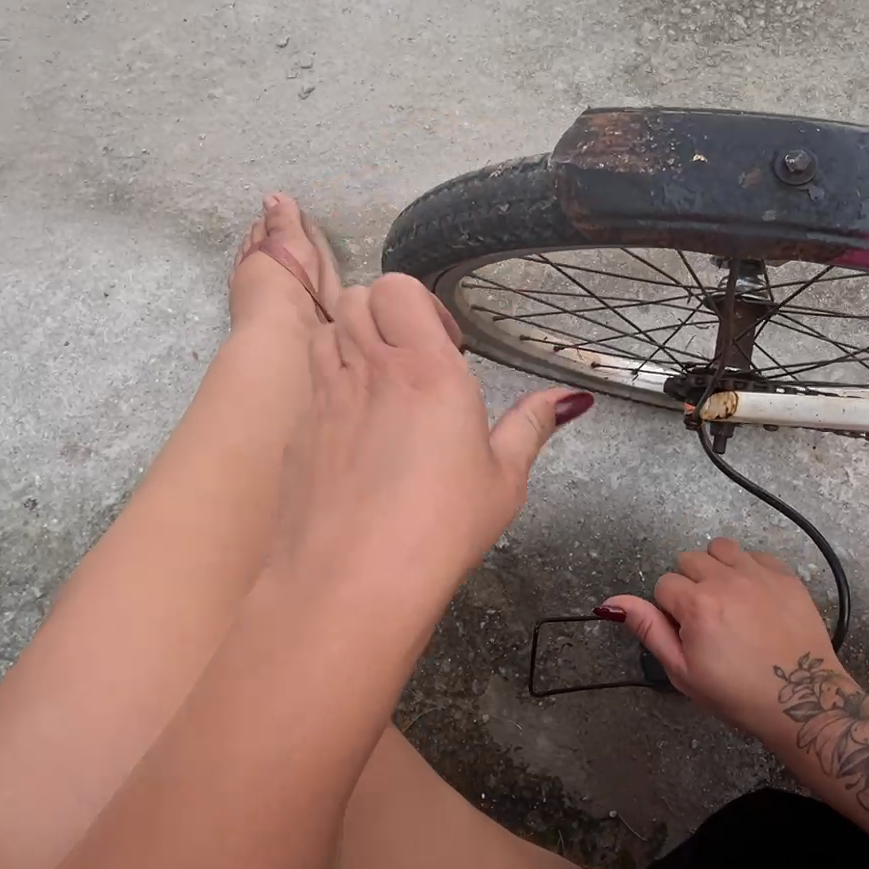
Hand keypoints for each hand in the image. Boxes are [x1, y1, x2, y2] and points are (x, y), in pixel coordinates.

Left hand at [275, 274, 591, 596]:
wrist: (350, 581)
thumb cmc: (440, 527)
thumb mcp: (504, 478)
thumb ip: (532, 426)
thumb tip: (569, 399)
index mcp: (426, 369)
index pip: (399, 288)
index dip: (421, 305)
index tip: (447, 347)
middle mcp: (370, 369)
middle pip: (357, 296)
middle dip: (386, 313)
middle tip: (414, 361)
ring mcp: (325, 399)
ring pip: (326, 331)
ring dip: (353, 340)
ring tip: (382, 386)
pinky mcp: (299, 433)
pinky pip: (310, 384)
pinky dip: (332, 385)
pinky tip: (356, 434)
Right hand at [600, 538, 837, 741]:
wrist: (804, 699)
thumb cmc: (737, 693)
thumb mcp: (683, 671)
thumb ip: (648, 629)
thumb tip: (610, 602)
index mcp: (696, 604)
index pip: (663, 585)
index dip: (670, 610)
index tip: (688, 633)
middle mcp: (725, 579)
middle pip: (688, 559)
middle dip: (690, 584)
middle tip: (707, 618)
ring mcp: (758, 573)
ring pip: (719, 548)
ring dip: (717, 567)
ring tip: (728, 598)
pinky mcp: (785, 575)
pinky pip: (754, 554)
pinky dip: (748, 569)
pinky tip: (755, 597)